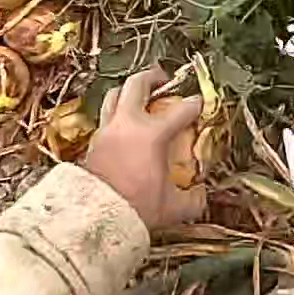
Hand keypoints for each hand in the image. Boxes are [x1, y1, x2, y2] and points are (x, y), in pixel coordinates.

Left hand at [83, 68, 206, 228]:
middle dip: (153, 76)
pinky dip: (116, 114)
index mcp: (152, 133)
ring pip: (115, 94)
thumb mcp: (172, 207)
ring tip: (138, 95)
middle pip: (138, 84)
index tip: (199, 103)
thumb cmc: (135, 209)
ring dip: (128, 90)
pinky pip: (106, 117)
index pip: (180, 110)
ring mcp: (108, 129)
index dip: (194, 104)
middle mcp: (128, 123)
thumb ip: (192, 199)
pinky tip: (122, 126)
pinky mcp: (93, 141)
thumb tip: (200, 195)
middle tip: (163, 79)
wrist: (94, 218)